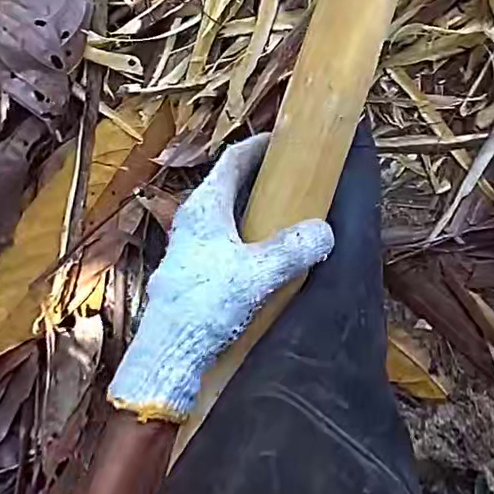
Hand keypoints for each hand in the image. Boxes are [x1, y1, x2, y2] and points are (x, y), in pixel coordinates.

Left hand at [106, 134, 333, 422]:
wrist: (168, 354)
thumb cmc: (205, 304)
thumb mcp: (257, 274)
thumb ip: (293, 249)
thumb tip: (325, 231)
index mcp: (206, 204)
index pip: (233, 159)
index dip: (259, 145)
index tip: (282, 139)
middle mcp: (194, 216)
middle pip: (229, 182)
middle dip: (259, 174)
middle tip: (290, 173)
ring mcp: (190, 242)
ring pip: (225, 210)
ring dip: (252, 204)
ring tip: (283, 211)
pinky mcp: (192, 267)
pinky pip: (223, 234)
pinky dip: (245, 230)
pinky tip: (262, 252)